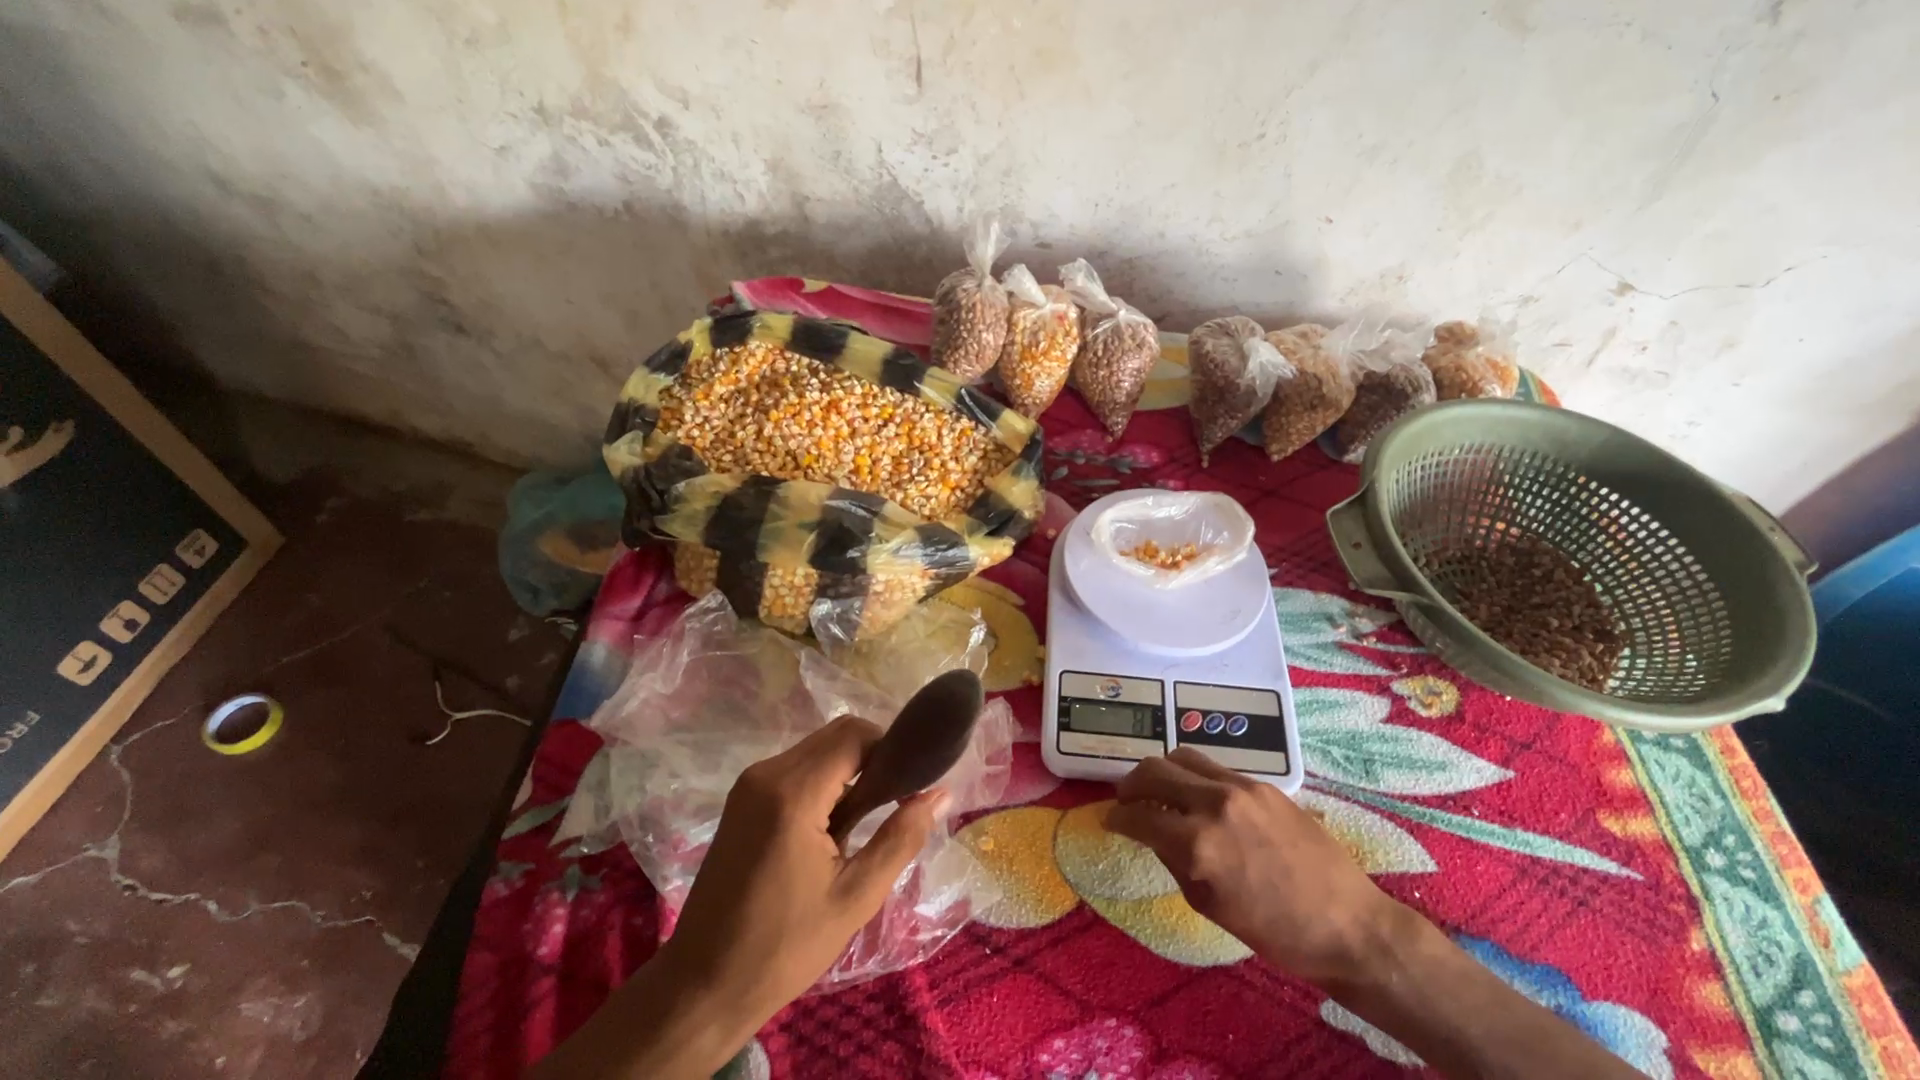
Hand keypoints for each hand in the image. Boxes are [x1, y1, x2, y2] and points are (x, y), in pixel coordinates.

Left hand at [660, 714, 947, 1030]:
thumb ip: (901, 837)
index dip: (893, 747)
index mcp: (793, 793)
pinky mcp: (742, 801)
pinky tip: (836, 829)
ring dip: (849, 772)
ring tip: (869, 823)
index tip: (918, 782)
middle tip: (899, 803)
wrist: (705, 983)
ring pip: (816, 751)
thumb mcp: (855, 895)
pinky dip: (824, 784)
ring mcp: (749, 786)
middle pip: (835, 736)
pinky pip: (796, 771)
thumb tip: (940, 793)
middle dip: (874, 758)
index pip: (855, 735)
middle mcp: (766, 774)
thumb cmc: (785, 946)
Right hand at [1107, 747, 1401, 984]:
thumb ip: (1174, 861)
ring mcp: (1242, 788)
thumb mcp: (1208, 905)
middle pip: (1153, 769)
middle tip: (1128, 802)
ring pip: (1183, 757)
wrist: (1347, 923)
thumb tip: (1151, 834)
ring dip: (1163, 772)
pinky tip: (1201, 800)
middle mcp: (1214, 804)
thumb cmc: (1274, 931)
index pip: (1137, 814)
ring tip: (1162, 793)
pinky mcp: (1265, 785)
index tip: (1110, 822)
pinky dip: (1196, 777)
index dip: (1116, 818)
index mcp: (1197, 843)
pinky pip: (1216, 768)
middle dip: (1131, 785)